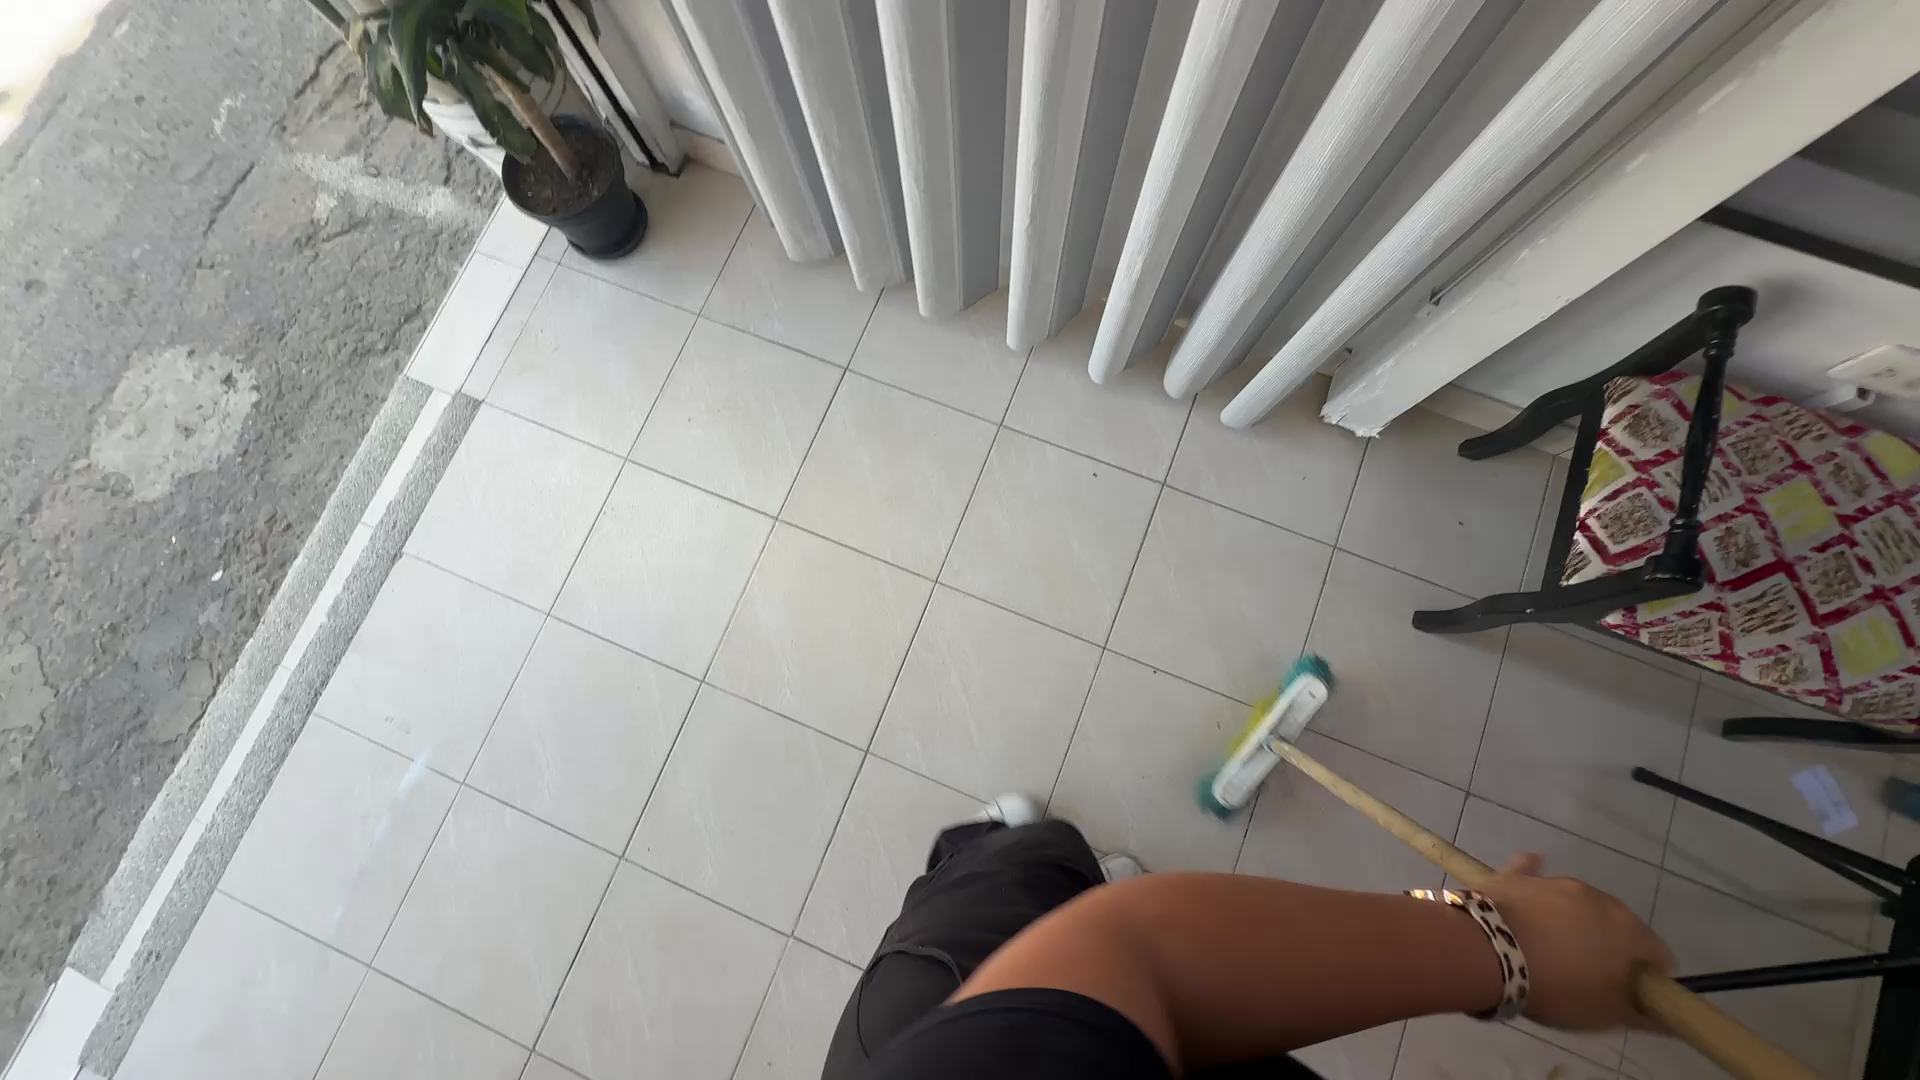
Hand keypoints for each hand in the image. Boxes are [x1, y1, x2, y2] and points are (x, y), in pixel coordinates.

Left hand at [1479, 853, 1672, 1030]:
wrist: (1486, 950)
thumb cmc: (1557, 986)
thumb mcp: (1609, 1014)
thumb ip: (1643, 1013)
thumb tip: (1663, 1016)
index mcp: (1628, 930)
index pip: (1657, 954)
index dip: (1647, 975)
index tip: (1629, 993)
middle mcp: (1595, 897)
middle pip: (1615, 924)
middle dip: (1609, 945)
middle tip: (1588, 972)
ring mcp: (1552, 882)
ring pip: (1575, 901)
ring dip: (1572, 918)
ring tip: (1553, 943)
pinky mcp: (1514, 875)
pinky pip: (1529, 869)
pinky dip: (1533, 872)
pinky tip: (1533, 868)